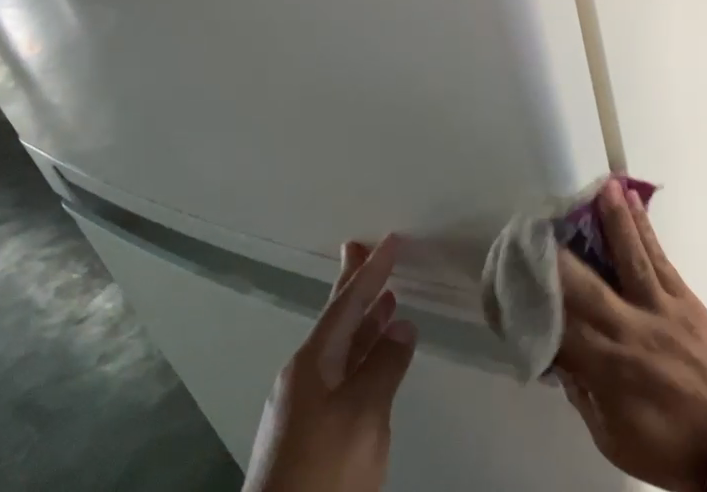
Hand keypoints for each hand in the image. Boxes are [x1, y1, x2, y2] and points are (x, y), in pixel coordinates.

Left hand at [242, 237, 417, 491]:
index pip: (345, 306)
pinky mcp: (315, 425)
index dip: (370, 273)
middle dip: (352, 285)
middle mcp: (305, 374)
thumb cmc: (324, 466)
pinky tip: (376, 352)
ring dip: (363, 320)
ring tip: (386, 296)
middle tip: (361, 247)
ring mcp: (308, 401)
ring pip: (341, 346)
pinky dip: (363, 350)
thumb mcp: (362, 414)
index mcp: (310, 364)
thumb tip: (402, 326)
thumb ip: (384, 367)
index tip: (390, 241)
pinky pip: (343, 368)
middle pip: (335, 320)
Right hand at [555, 180, 706, 490]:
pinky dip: (644, 228)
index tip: (504, 276)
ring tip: (596, 185)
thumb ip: (580, 390)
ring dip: (611, 218)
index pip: (554, 323)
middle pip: (584, 282)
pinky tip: (633, 202)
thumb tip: (554, 351)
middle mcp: (629, 327)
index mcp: (606, 366)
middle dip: (556, 251)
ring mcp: (661, 307)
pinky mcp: (685, 299)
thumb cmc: (668, 447)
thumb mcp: (610, 436)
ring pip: (629, 255)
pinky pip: (659, 257)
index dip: (527, 299)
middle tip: (533, 219)